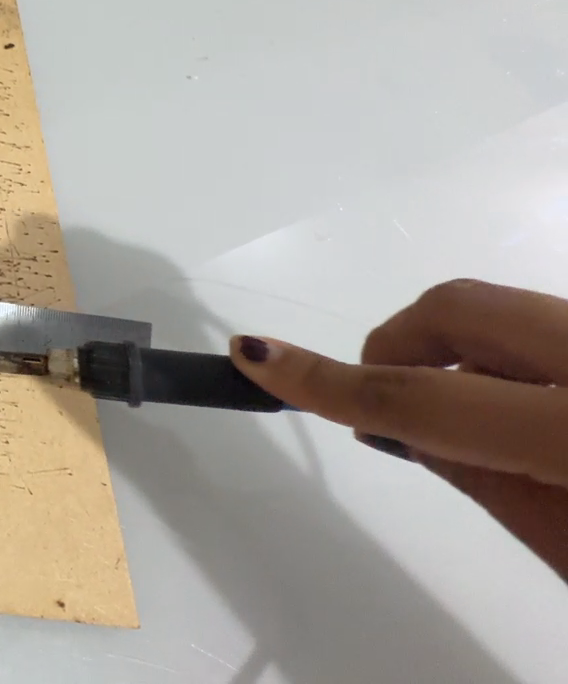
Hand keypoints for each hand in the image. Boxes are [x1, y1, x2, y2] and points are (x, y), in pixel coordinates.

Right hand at [229, 280, 567, 577]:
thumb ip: (481, 480)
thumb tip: (392, 423)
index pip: (422, 396)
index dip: (324, 378)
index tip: (252, 357)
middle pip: (462, 307)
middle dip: (401, 345)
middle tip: (395, 403)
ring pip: (522, 313)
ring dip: (471, 359)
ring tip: (500, 428)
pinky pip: (566, 331)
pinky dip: (532, 365)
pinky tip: (553, 418)